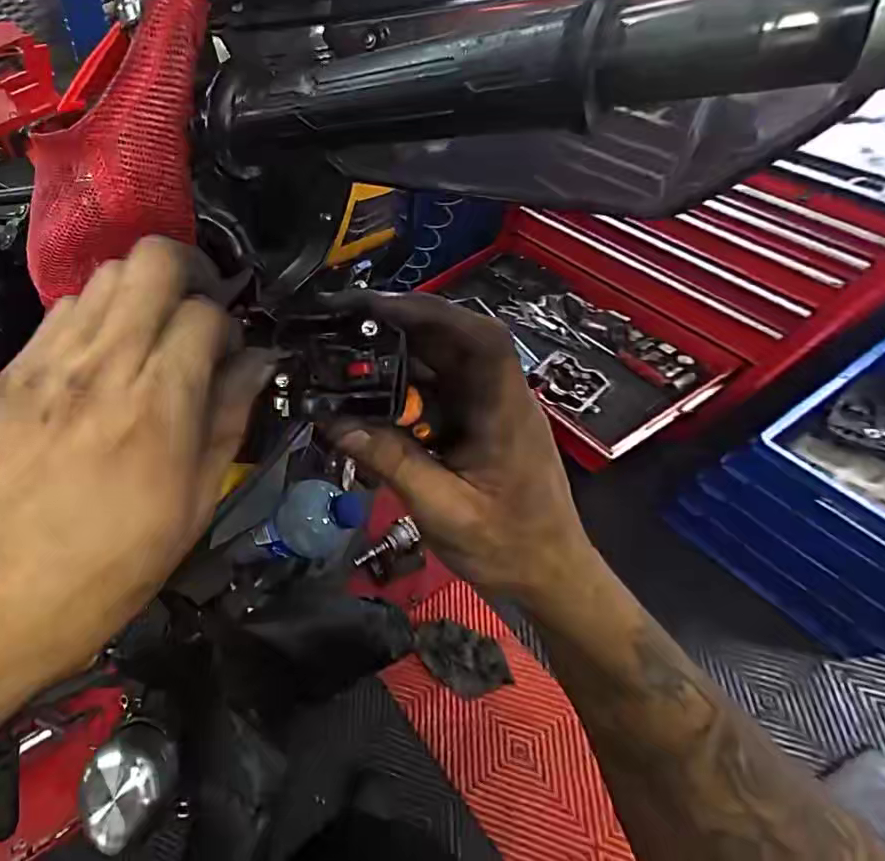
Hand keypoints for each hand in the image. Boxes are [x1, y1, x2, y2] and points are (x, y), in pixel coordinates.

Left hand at [0, 238, 274, 743]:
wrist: (9, 586)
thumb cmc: (118, 558)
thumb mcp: (197, 497)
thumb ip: (231, 413)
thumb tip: (258, 359)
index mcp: (159, 401)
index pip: (206, 313)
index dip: (228, 325)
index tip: (227, 352)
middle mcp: (106, 363)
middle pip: (154, 259)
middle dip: (189, 272)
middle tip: (196, 308)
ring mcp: (54, 359)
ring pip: (108, 272)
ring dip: (140, 290)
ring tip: (149, 331)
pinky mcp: (18, 366)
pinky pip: (66, 306)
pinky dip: (97, 313)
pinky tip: (103, 352)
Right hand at [326, 292, 595, 599]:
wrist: (548, 577)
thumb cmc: (509, 547)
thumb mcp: (445, 510)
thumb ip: (393, 463)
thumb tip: (335, 423)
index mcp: (504, 410)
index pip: (481, 339)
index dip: (432, 313)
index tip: (379, 308)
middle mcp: (496, 397)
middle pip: (453, 340)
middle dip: (400, 324)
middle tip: (345, 322)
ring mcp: (484, 409)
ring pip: (439, 362)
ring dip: (395, 353)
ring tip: (347, 351)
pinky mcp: (470, 423)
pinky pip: (432, 390)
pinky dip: (399, 384)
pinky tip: (367, 393)